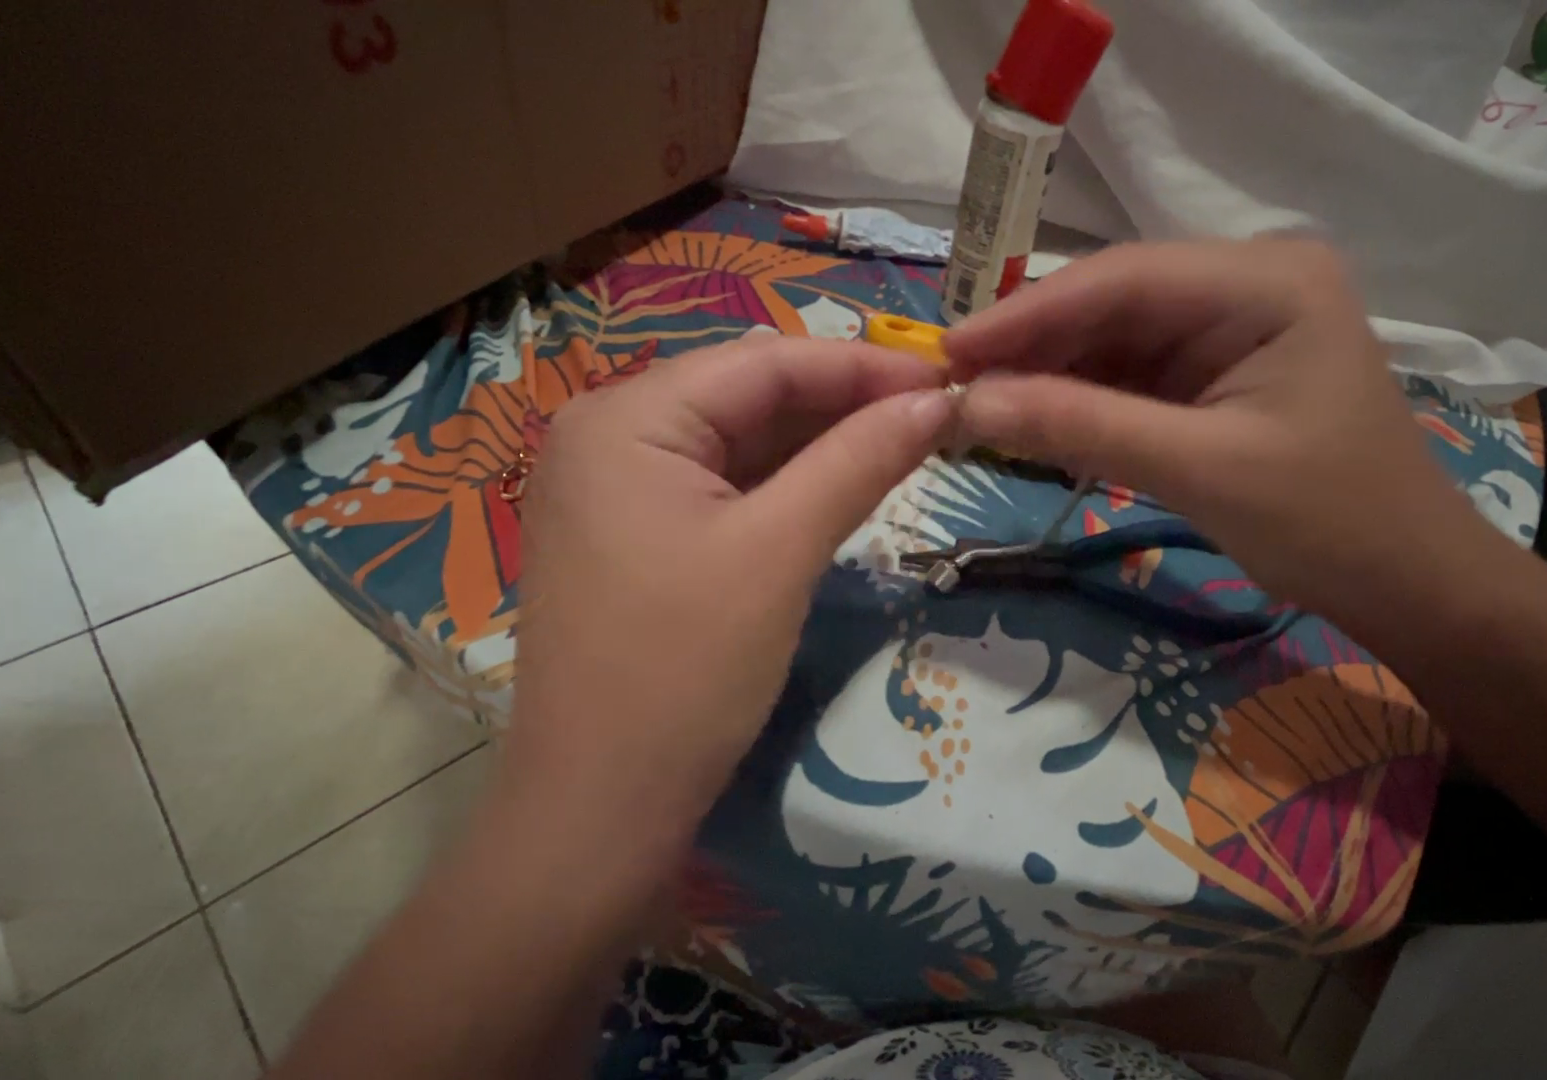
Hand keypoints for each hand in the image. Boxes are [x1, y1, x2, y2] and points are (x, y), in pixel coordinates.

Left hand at [506, 337, 952, 834]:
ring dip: (819, 444)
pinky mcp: (633, 536)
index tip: (944, 377)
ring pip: (737, 443)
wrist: (602, 806)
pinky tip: (840, 485)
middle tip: (932, 415)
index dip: (862, 364)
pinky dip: (782, 485)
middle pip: (747, 396)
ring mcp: (615, 489)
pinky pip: (719, 488)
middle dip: (842, 403)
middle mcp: (609, 435)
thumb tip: (934, 399)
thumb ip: (858, 461)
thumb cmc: (685, 670)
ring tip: (904, 444)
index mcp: (626, 418)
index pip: (763, 362)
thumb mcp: (780, 552)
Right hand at [945, 237, 1501, 627]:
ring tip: (974, 407)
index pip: (1123, 279)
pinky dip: (1078, 401)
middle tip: (949, 386)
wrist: (1405, 582)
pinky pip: (1127, 376)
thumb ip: (1081, 426)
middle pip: (1111, 303)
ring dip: (1046, 375)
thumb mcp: (1198, 470)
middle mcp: (1246, 284)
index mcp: (1267, 281)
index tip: (949, 351)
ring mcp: (1228, 328)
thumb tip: (967, 404)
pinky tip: (1029, 420)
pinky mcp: (1212, 373)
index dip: (1027, 314)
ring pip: (1111, 340)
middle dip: (1032, 347)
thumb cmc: (1327, 522)